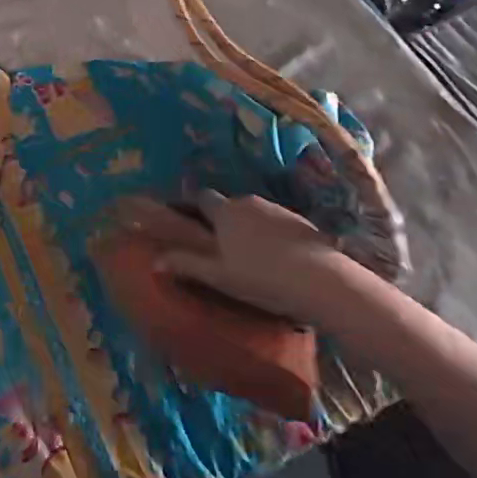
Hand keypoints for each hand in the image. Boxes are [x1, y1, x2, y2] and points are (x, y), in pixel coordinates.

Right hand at [143, 191, 352, 323]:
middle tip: (218, 245)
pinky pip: (275, 222)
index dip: (193, 205)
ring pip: (252, 213)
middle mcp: (247, 201)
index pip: (201, 196)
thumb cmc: (262, 279)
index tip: (187, 219)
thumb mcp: (219, 276)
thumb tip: (154, 260)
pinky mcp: (300, 220)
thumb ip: (186, 264)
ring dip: (247, 227)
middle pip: (228, 205)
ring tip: (249, 255)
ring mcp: (276, 209)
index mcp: (224, 211)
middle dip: (221, 219)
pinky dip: (270, 234)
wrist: (322, 280)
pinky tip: (277, 258)